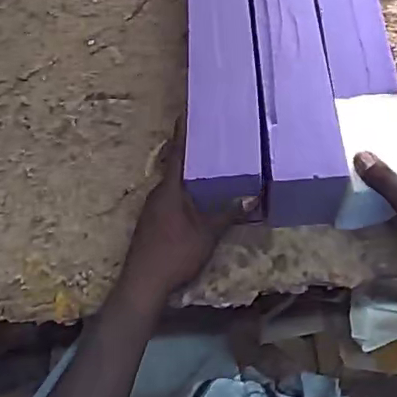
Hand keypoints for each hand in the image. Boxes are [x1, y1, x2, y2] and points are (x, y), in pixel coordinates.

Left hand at [118, 121, 253, 303]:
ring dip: (189, 173)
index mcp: (169, 189)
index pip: (178, 152)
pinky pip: (171, 197)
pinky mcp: (153, 222)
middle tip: (210, 137)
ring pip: (174, 183)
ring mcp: (153, 209)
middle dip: (191, 151)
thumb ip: (228, 213)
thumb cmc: (175, 253)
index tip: (187, 111)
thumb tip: (253, 197)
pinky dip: (185, 190)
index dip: (183, 132)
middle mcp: (158, 194)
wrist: (142, 285)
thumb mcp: (207, 234)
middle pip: (176, 165)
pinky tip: (199, 196)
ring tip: (210, 164)